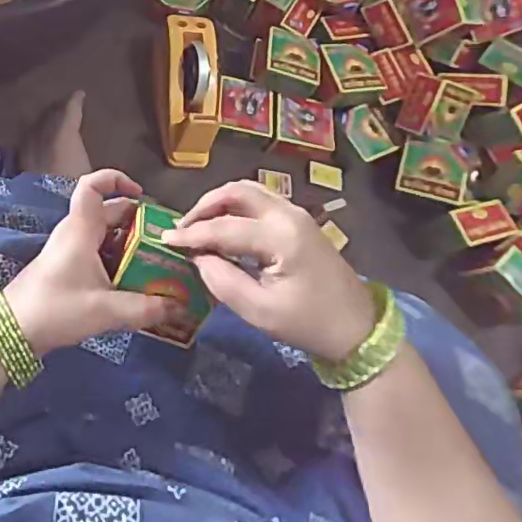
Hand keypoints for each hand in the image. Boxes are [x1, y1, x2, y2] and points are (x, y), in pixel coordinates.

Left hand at [3, 169, 176, 355]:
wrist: (12, 330)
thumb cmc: (56, 308)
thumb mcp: (105, 310)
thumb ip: (145, 308)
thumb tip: (179, 307)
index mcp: (81, 228)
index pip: (93, 185)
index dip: (117, 180)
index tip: (141, 195)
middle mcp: (75, 232)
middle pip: (109, 212)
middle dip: (138, 221)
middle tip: (164, 240)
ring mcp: (70, 249)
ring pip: (106, 234)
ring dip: (130, 244)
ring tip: (156, 262)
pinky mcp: (68, 267)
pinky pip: (99, 252)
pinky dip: (118, 259)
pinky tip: (134, 282)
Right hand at [161, 179, 374, 360]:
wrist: (357, 329)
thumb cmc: (308, 324)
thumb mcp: (260, 312)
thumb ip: (222, 281)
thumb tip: (198, 257)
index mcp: (281, 236)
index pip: (224, 226)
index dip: (191, 234)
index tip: (164, 239)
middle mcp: (289, 215)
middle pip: (237, 192)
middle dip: (204, 206)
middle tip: (182, 229)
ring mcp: (297, 214)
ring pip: (249, 191)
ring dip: (220, 203)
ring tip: (198, 227)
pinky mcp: (299, 221)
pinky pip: (260, 202)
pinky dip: (236, 208)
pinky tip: (222, 228)